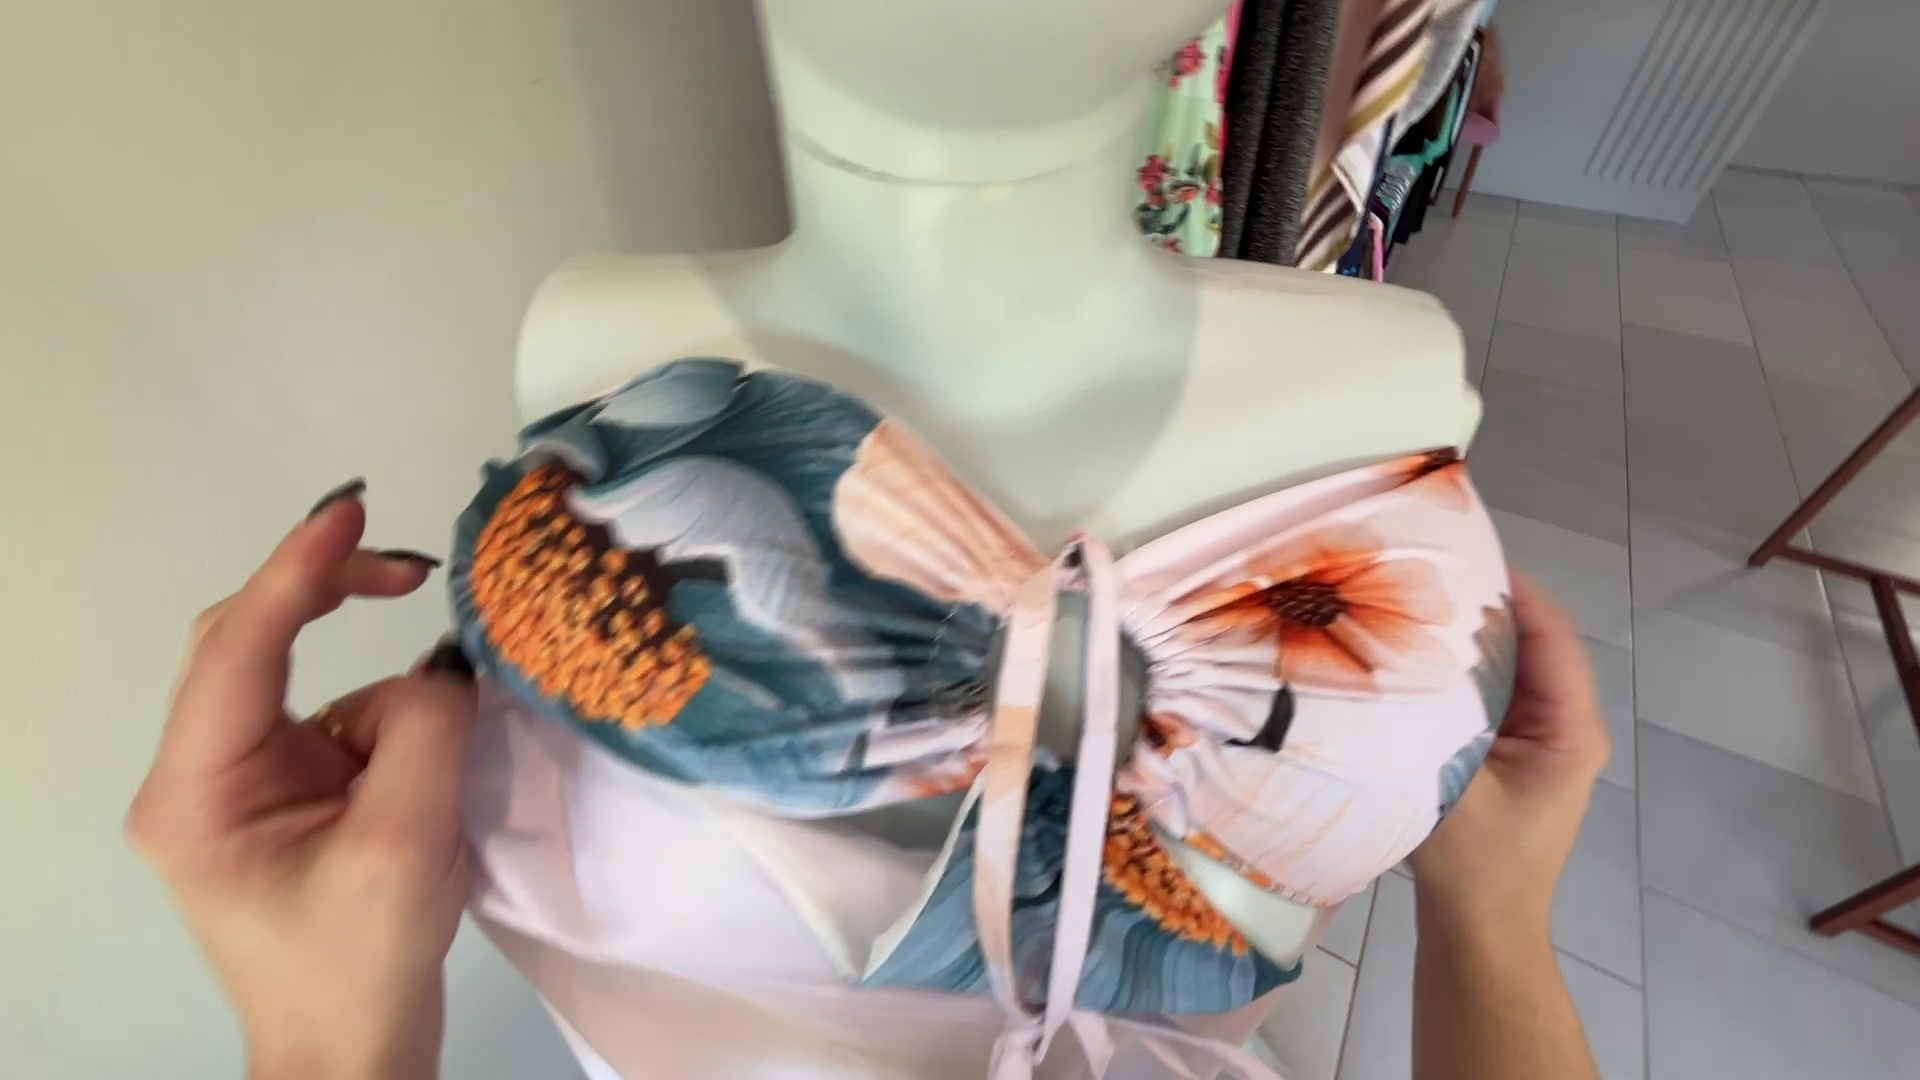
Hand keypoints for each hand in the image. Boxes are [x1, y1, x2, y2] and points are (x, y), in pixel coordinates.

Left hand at [127, 481, 476, 1079]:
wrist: (354, 1041)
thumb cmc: (362, 953)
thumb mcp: (405, 839)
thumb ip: (427, 731)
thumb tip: (444, 665)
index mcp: (201, 788)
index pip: (238, 647)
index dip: (296, 570)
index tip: (351, 508)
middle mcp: (212, 772)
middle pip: (254, 644)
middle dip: (331, 594)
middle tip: (418, 575)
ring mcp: (258, 780)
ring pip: (324, 686)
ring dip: (393, 693)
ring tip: (443, 751)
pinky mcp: (305, 789)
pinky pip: (358, 721)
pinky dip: (406, 720)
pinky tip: (436, 768)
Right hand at [1408, 572, 1610, 935]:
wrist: (1481, 919)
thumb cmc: (1476, 860)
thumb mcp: (1450, 790)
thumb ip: (1426, 725)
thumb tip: (1380, 663)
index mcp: (1567, 729)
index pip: (1550, 639)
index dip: (1515, 590)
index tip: (1464, 552)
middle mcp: (1560, 721)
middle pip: (1531, 641)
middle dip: (1484, 600)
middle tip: (1424, 565)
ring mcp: (1534, 732)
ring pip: (1506, 662)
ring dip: (1466, 629)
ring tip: (1412, 594)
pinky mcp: (1506, 742)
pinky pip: (1486, 686)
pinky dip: (1455, 660)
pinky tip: (1412, 647)